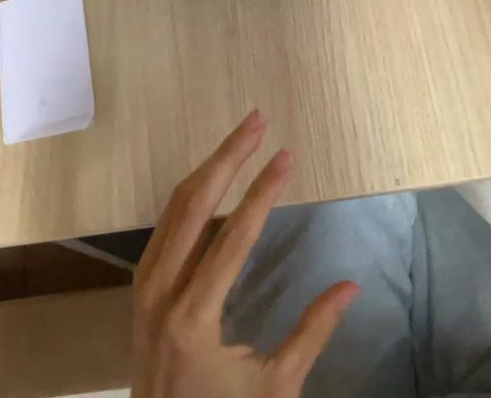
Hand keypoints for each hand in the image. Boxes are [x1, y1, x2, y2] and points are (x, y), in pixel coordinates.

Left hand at [132, 112, 358, 396]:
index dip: (263, 191)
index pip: (234, 236)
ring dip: (208, 168)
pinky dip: (189, 194)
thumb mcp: (274, 387)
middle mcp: (161, 292)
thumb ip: (311, 334)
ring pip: (173, 208)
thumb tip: (350, 286)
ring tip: (240, 138)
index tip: (285, 156)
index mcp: (193, 317)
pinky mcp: (140, 288)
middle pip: (193, 204)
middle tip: (256, 120)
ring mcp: (144, 287)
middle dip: (227, 157)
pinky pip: (164, 226)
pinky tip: (211, 179)